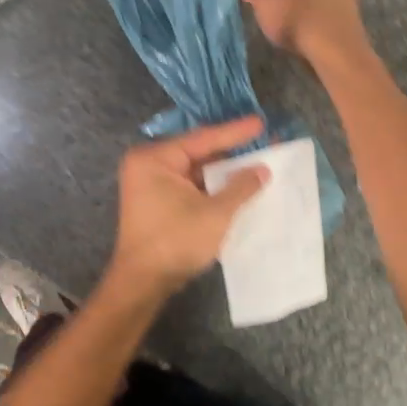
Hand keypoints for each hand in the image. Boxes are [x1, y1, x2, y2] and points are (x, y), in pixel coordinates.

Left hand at [108, 116, 270, 296]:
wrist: (143, 282)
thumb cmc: (175, 241)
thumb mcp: (215, 213)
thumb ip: (241, 187)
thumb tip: (262, 170)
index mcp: (154, 159)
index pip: (202, 139)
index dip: (234, 132)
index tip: (260, 122)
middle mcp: (148, 166)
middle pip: (198, 153)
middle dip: (231, 153)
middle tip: (263, 142)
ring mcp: (150, 186)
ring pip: (195, 172)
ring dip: (224, 173)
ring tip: (257, 164)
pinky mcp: (156, 204)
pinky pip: (189, 187)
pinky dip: (212, 188)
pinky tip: (237, 187)